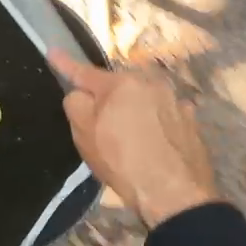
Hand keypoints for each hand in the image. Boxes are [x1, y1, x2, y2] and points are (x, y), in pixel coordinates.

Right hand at [50, 50, 216, 228]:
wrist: (175, 195)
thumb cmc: (121, 159)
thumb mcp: (83, 131)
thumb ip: (75, 102)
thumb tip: (81, 93)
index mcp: (123, 83)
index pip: (85, 72)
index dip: (65, 63)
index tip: (53, 50)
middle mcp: (153, 85)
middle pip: (118, 87)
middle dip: (106, 97)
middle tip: (97, 122)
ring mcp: (177, 104)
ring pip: (142, 102)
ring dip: (131, 111)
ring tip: (127, 138)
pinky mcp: (192, 125)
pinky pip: (161, 118)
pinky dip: (152, 125)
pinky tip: (150, 145)